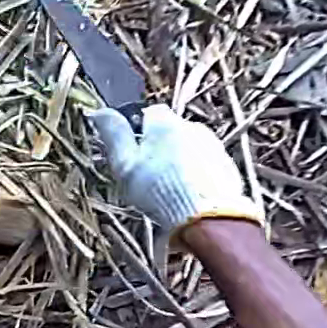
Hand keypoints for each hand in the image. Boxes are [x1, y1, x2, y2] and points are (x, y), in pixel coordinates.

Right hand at [88, 104, 263, 238]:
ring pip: (187, 146)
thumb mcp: (125, 164)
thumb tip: (100, 112)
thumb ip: (114, 135)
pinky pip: (203, 163)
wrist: (205, 215)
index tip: (129, 148)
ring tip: (165, 186)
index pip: (149, 112)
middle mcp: (192, 127)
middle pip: (169, 130)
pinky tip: (184, 192)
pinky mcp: (226, 164)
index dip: (136, 128)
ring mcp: (213, 145)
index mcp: (164, 124)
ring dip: (175, 159)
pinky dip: (193, 172)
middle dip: (157, 145)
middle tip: (144, 171)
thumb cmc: (159, 189)